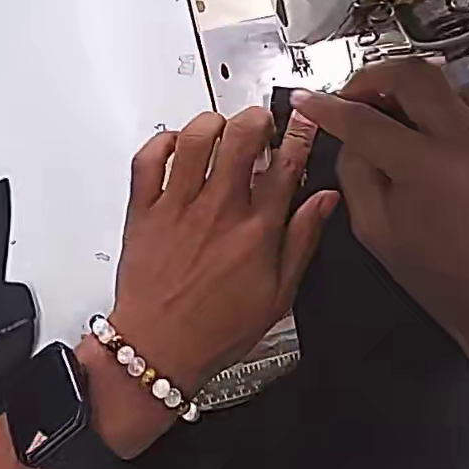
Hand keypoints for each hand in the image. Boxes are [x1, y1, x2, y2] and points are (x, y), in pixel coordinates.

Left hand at [91, 107, 339, 455]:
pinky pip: (148, 160)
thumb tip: (325, 202)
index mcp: (255, 230)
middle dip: (256, 119)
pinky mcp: (143, 210)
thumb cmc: (216, 328)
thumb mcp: (278, 295)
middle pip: (240, 137)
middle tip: (259, 124)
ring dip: (212, 123)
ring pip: (195, 138)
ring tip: (220, 129)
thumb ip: (303, 240)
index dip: (300, 134)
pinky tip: (175, 144)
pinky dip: (162, 141)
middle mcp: (218, 210)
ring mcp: (178, 207)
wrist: (158, 349)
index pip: (286, 165)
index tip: (305, 121)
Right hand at [290, 59, 468, 368]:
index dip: (327, 106)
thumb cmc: (439, 273)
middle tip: (354, 95)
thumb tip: (347, 130)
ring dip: (414, 86)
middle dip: (371, 78)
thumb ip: (354, 170)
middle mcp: (468, 144)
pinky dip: (458, 94)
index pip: (363, 119)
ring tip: (397, 109)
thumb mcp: (373, 228)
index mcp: (426, 170)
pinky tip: (442, 114)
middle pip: (411, 73)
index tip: (310, 100)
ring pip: (449, 75)